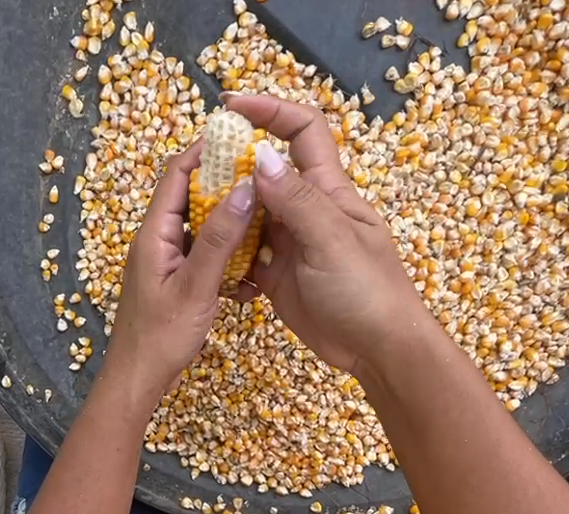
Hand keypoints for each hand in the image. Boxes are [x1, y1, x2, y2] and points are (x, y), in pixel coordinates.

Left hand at [104, 140, 254, 403]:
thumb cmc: (160, 338)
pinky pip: (203, 259)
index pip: (177, 174)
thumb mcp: (195, 286)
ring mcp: (165, 263)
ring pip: (202, 230)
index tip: (241, 137)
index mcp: (153, 235)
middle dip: (226, 187)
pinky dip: (225, 261)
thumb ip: (220, 238)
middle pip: (192, 198)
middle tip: (265, 179)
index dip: (206, 151)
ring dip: (231, 229)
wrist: (138, 381)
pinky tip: (248, 278)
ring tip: (265, 226)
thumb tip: (244, 187)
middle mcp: (157, 242)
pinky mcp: (175, 283)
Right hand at [223, 95, 435, 379]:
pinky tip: (209, 258)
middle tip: (196, 172)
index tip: (230, 108)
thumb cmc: (366, 290)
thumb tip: (260, 157)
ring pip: (251, 216)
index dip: (270, 111)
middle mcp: (307, 211)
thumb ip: (296, 200)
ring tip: (193, 214)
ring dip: (225, 212)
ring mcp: (291, 245)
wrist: (376, 349)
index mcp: (328, 191)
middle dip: (233, 166)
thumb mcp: (331, 240)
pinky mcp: (278, 276)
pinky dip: (228, 254)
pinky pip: (246, 256)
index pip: (302, 132)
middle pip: (267, 174)